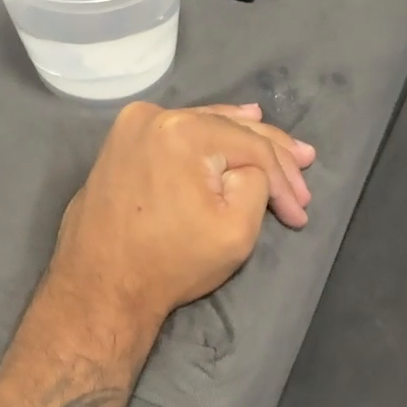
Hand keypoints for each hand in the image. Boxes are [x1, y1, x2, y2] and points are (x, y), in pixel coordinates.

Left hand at [45, 102, 316, 324]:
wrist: (99, 290)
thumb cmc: (170, 263)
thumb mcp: (235, 230)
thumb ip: (258, 184)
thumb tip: (250, 170)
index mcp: (183, 130)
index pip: (253, 148)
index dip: (285, 180)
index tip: (300, 214)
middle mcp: (155, 116)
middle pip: (230, 128)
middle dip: (272, 152)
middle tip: (307, 160)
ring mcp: (133, 128)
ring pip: (206, 127)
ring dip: (243, 141)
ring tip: (281, 144)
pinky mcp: (122, 145)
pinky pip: (180, 135)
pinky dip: (209, 140)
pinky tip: (233, 124)